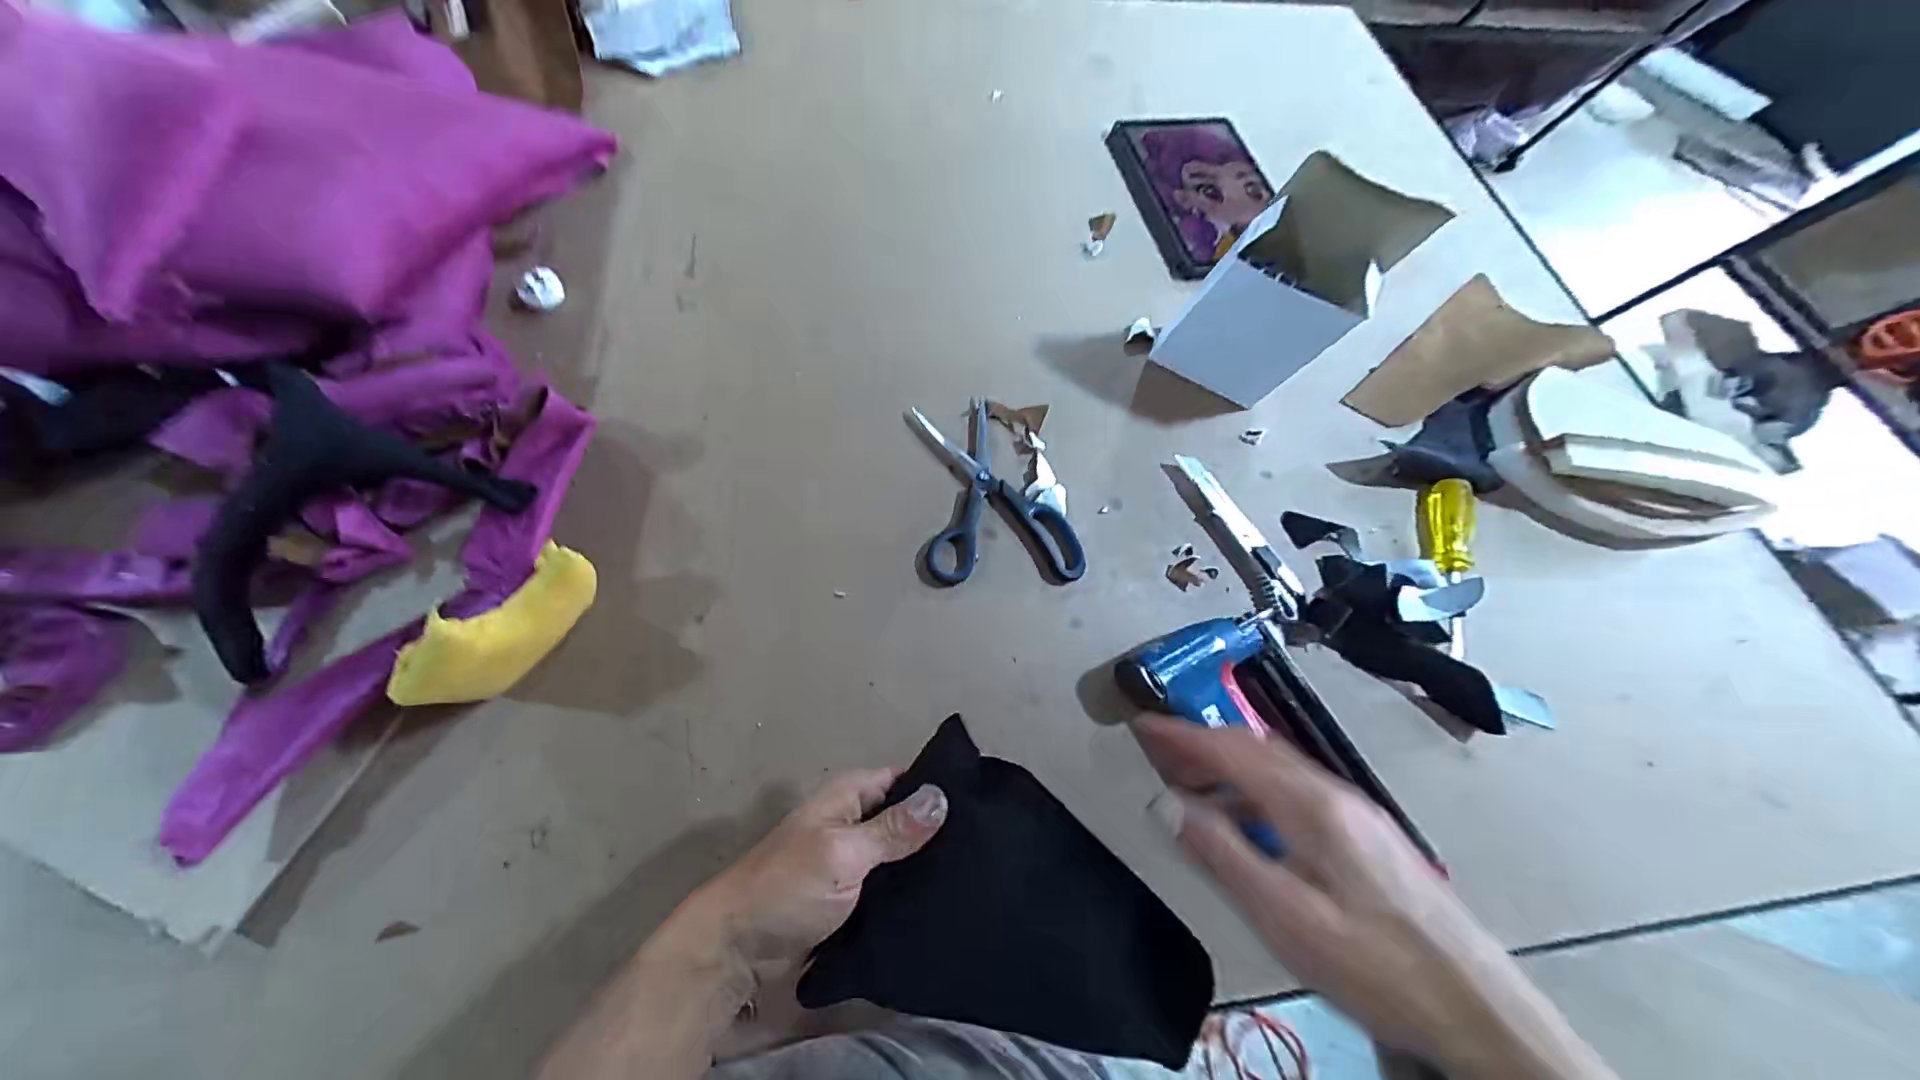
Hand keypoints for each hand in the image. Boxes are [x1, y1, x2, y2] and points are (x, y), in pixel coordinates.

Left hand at [539, 772, 946, 1079]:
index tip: (984, 799)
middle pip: (906, 817)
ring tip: (979, 872)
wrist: (735, 953)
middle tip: (990, 844)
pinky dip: (912, 892)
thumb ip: (892, 830)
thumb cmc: (786, 889)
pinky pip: (891, 888)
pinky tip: (946, 902)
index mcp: (849, 796)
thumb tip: (943, 796)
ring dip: (928, 865)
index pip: (905, 778)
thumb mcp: (842, 854)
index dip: (939, 786)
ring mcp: (854, 863)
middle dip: (940, 829)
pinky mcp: (853, 900)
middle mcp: (854, 822)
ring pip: (901, 856)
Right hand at [1134, 717, 1614, 1079]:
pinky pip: (1295, 790)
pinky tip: (1244, 821)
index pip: (1232, 750)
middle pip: (1255, 748)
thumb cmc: (1374, 965)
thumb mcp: (1286, 917)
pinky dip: (1254, 789)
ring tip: (1189, 787)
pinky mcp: (1365, 834)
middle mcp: (1333, 794)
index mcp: (1311, 805)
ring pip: (1276, 768)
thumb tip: (1170, 805)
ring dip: (1227, 766)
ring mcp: (1354, 812)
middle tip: (1157, 753)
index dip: (1182, 735)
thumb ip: (1224, 854)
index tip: (1141, 724)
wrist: (1479, 1011)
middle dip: (1201, 743)